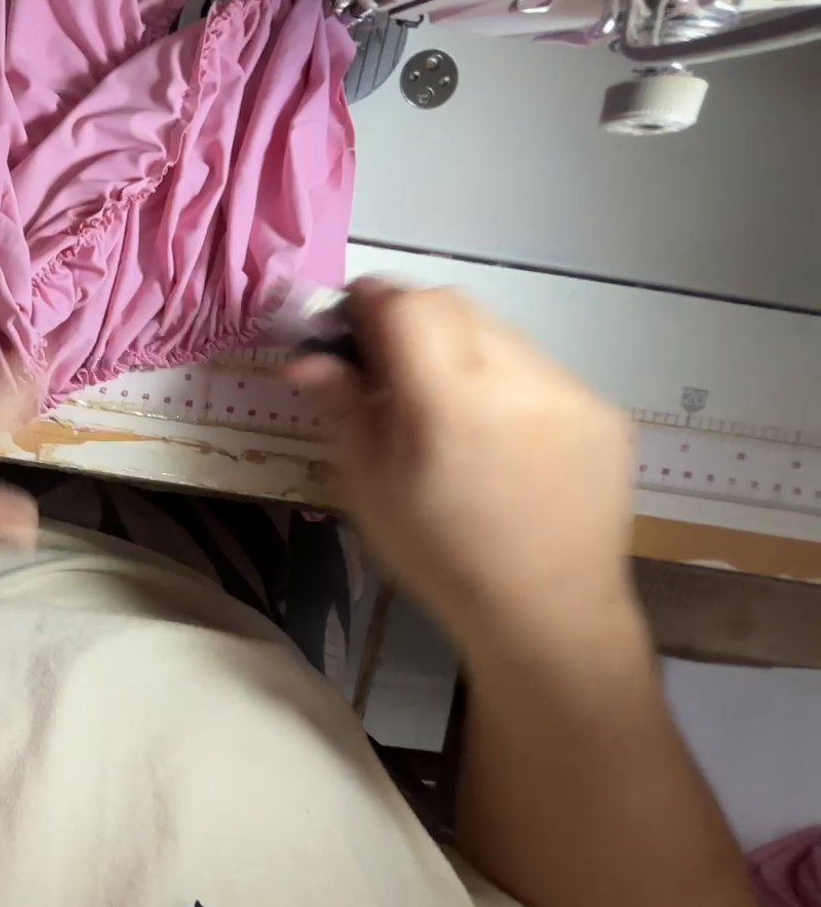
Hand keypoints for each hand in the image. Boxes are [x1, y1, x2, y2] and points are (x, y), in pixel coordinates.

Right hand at [283, 281, 634, 635]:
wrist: (543, 608)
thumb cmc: (432, 549)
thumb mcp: (365, 481)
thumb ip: (340, 407)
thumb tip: (304, 359)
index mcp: (448, 403)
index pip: (407, 306)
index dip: (367, 298)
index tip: (341, 318)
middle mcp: (517, 381)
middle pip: (452, 302)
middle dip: (405, 312)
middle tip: (375, 354)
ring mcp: (569, 393)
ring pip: (495, 327)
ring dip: (450, 338)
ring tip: (429, 392)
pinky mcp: (601, 410)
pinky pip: (534, 363)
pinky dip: (493, 369)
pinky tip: (481, 420)